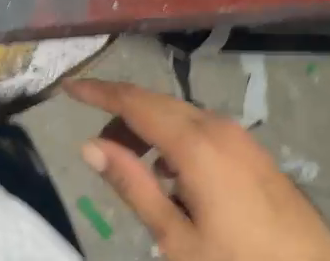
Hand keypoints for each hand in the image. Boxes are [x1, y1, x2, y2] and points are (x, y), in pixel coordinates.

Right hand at [64, 79, 329, 260]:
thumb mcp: (179, 241)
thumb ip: (133, 187)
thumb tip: (90, 145)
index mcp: (196, 144)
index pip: (134, 102)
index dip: (98, 92)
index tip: (67, 87)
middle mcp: (220, 129)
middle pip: (158, 104)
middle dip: (122, 114)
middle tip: (98, 142)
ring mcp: (246, 142)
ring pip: (183, 116)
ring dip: (151, 128)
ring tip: (133, 165)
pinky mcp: (261, 159)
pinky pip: (207, 132)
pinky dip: (179, 140)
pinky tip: (175, 176)